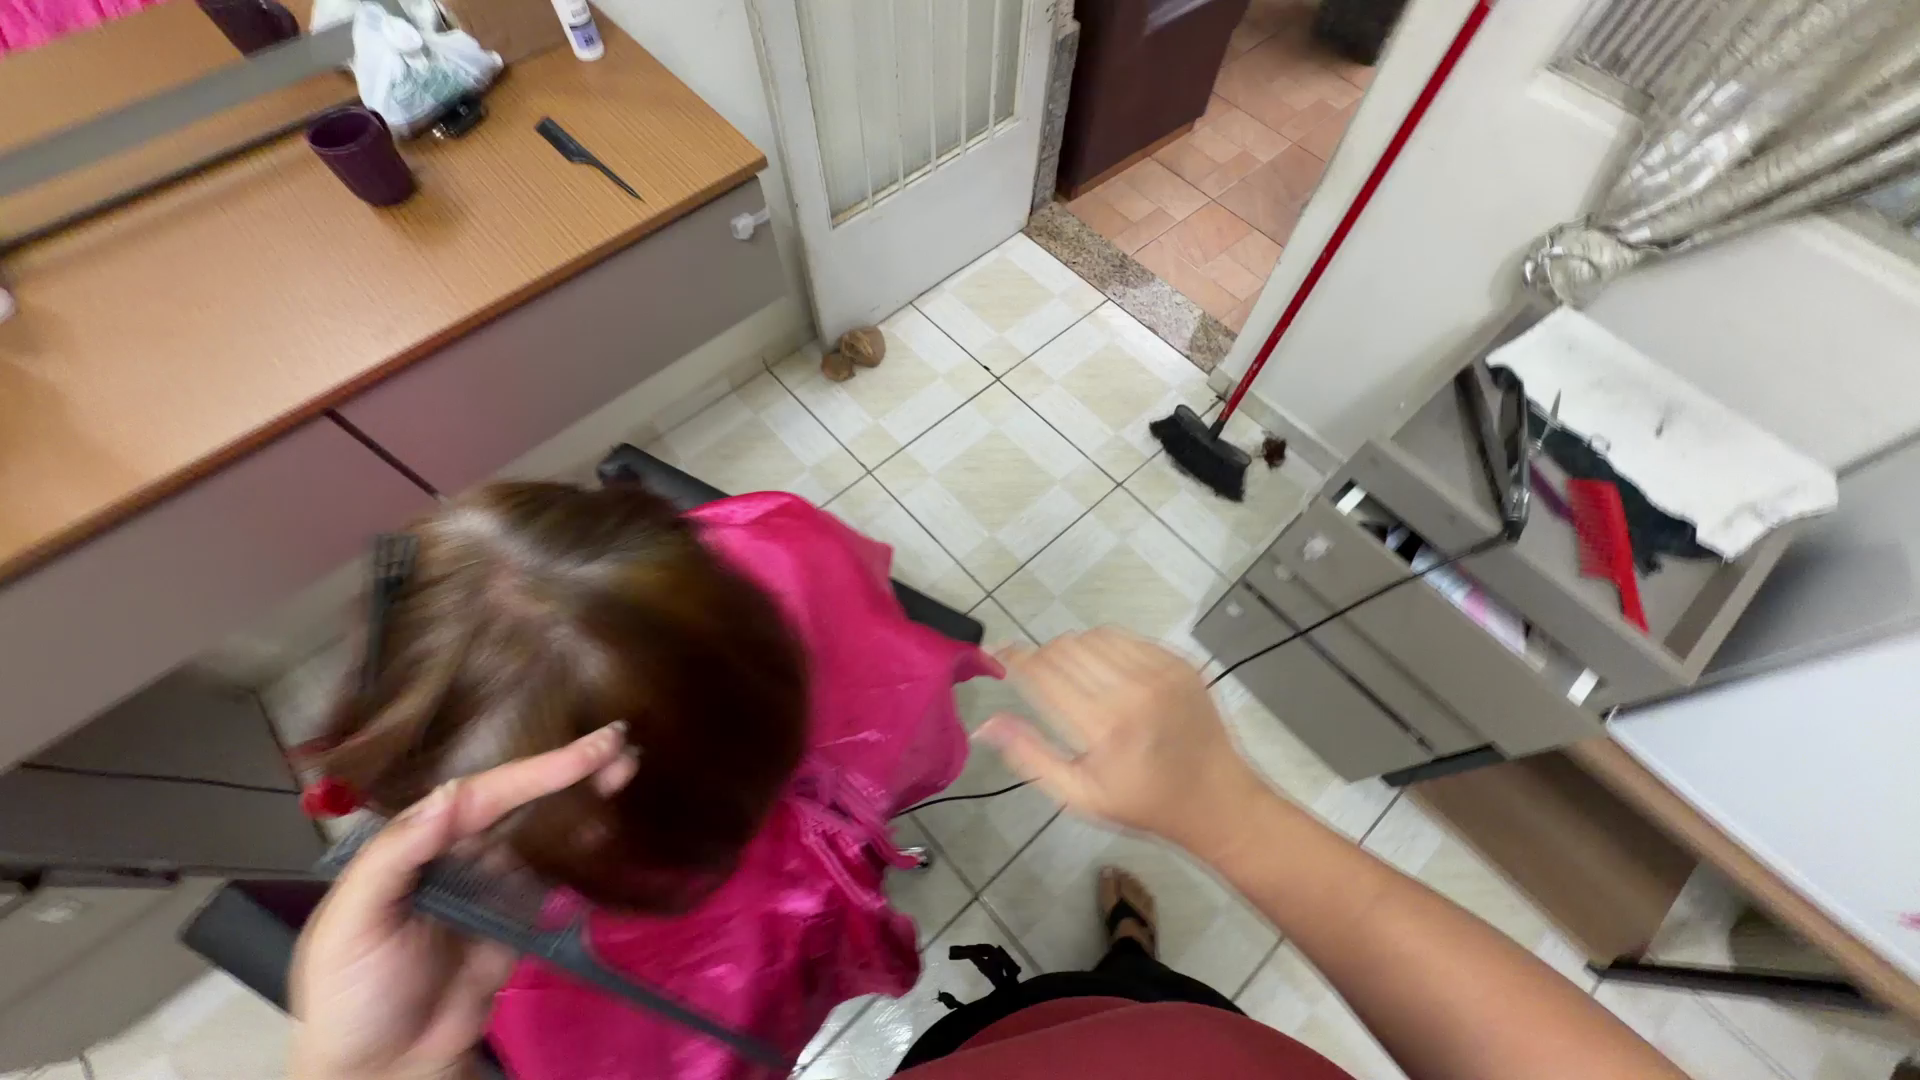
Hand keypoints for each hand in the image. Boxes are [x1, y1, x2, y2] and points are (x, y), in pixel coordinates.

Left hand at [290, 723, 638, 1079]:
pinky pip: (556, 870)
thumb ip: (392, 859)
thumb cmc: (351, 996)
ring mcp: (495, 880)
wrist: (386, 1068)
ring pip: (545, 825)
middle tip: (619, 740)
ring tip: (627, 767)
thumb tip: (451, 796)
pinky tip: (610, 824)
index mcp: (421, 843)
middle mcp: (461, 850)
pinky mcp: (520, 911)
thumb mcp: (350, 928)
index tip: (586, 751)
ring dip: (585, 793)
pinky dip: (584, 842)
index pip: (485, 794)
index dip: (537, 770)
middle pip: (521, 797)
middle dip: (570, 767)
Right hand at [979, 628, 1270, 850]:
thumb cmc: (1142, 803)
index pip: (1043, 672)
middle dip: (1042, 656)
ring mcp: (1160, 671)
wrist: (1217, 800)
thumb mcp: (1079, 794)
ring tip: (1071, 674)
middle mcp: (1132, 690)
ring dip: (1073, 649)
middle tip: (1037, 675)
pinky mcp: (1178, 662)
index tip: (999, 653)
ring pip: (1093, 636)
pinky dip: (1105, 648)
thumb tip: (985, 724)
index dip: (1015, 658)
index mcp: (1104, 725)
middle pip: (1065, 648)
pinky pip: (1126, 638)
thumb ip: (1029, 755)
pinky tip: (1105, 672)